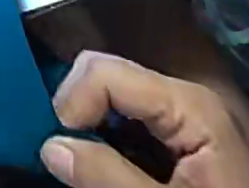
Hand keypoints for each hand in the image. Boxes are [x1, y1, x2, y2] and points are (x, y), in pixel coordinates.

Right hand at [39, 52, 248, 187]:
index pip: (104, 71)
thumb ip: (107, 178)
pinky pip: (142, 117)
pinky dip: (119, 137)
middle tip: (68, 160)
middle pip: (111, 75)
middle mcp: (192, 93)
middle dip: (81, 111)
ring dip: (97, 126)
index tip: (55, 150)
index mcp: (190, 104)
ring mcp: (197, 112)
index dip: (71, 103)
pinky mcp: (199, 133)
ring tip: (89, 167)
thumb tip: (48, 145)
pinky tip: (117, 168)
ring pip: (122, 95)